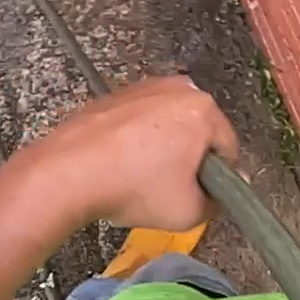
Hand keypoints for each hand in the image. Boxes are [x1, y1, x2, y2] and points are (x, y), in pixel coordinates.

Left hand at [15, 76, 238, 230]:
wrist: (72, 168)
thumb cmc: (136, 186)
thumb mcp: (188, 212)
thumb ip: (215, 203)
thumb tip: (217, 194)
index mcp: (205, 109)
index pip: (228, 148)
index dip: (218, 179)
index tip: (198, 196)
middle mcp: (180, 87)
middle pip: (199, 131)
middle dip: (190, 159)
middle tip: (170, 188)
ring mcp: (147, 86)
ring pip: (170, 124)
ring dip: (164, 147)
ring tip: (141, 177)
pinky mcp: (120, 92)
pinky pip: (143, 119)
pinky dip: (139, 138)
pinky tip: (122, 162)